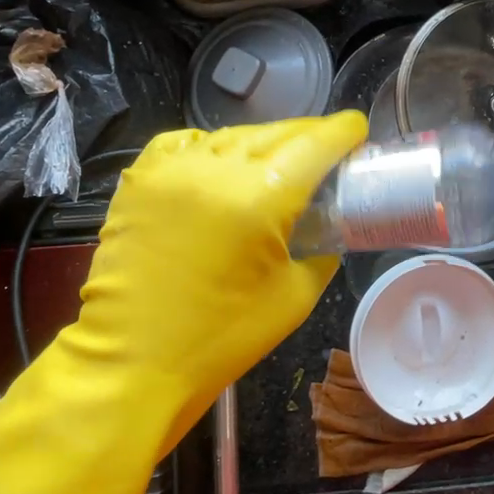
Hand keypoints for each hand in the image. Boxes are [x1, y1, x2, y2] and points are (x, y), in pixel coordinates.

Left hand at [81, 115, 367, 441]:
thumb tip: (328, 227)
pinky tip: (221, 163)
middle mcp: (217, 169)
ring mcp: (172, 170)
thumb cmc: (223, 337)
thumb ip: (321, 250)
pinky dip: (210, 146)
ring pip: (232, 135)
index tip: (358, 131)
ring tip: (278, 160)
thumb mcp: (296, 295)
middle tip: (327, 149)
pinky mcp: (140, 180)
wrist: (135, 362)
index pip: (313, 143)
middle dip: (308, 135)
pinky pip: (184, 143)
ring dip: (263, 141)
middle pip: (276, 132)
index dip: (343, 131)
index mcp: (262, 197)